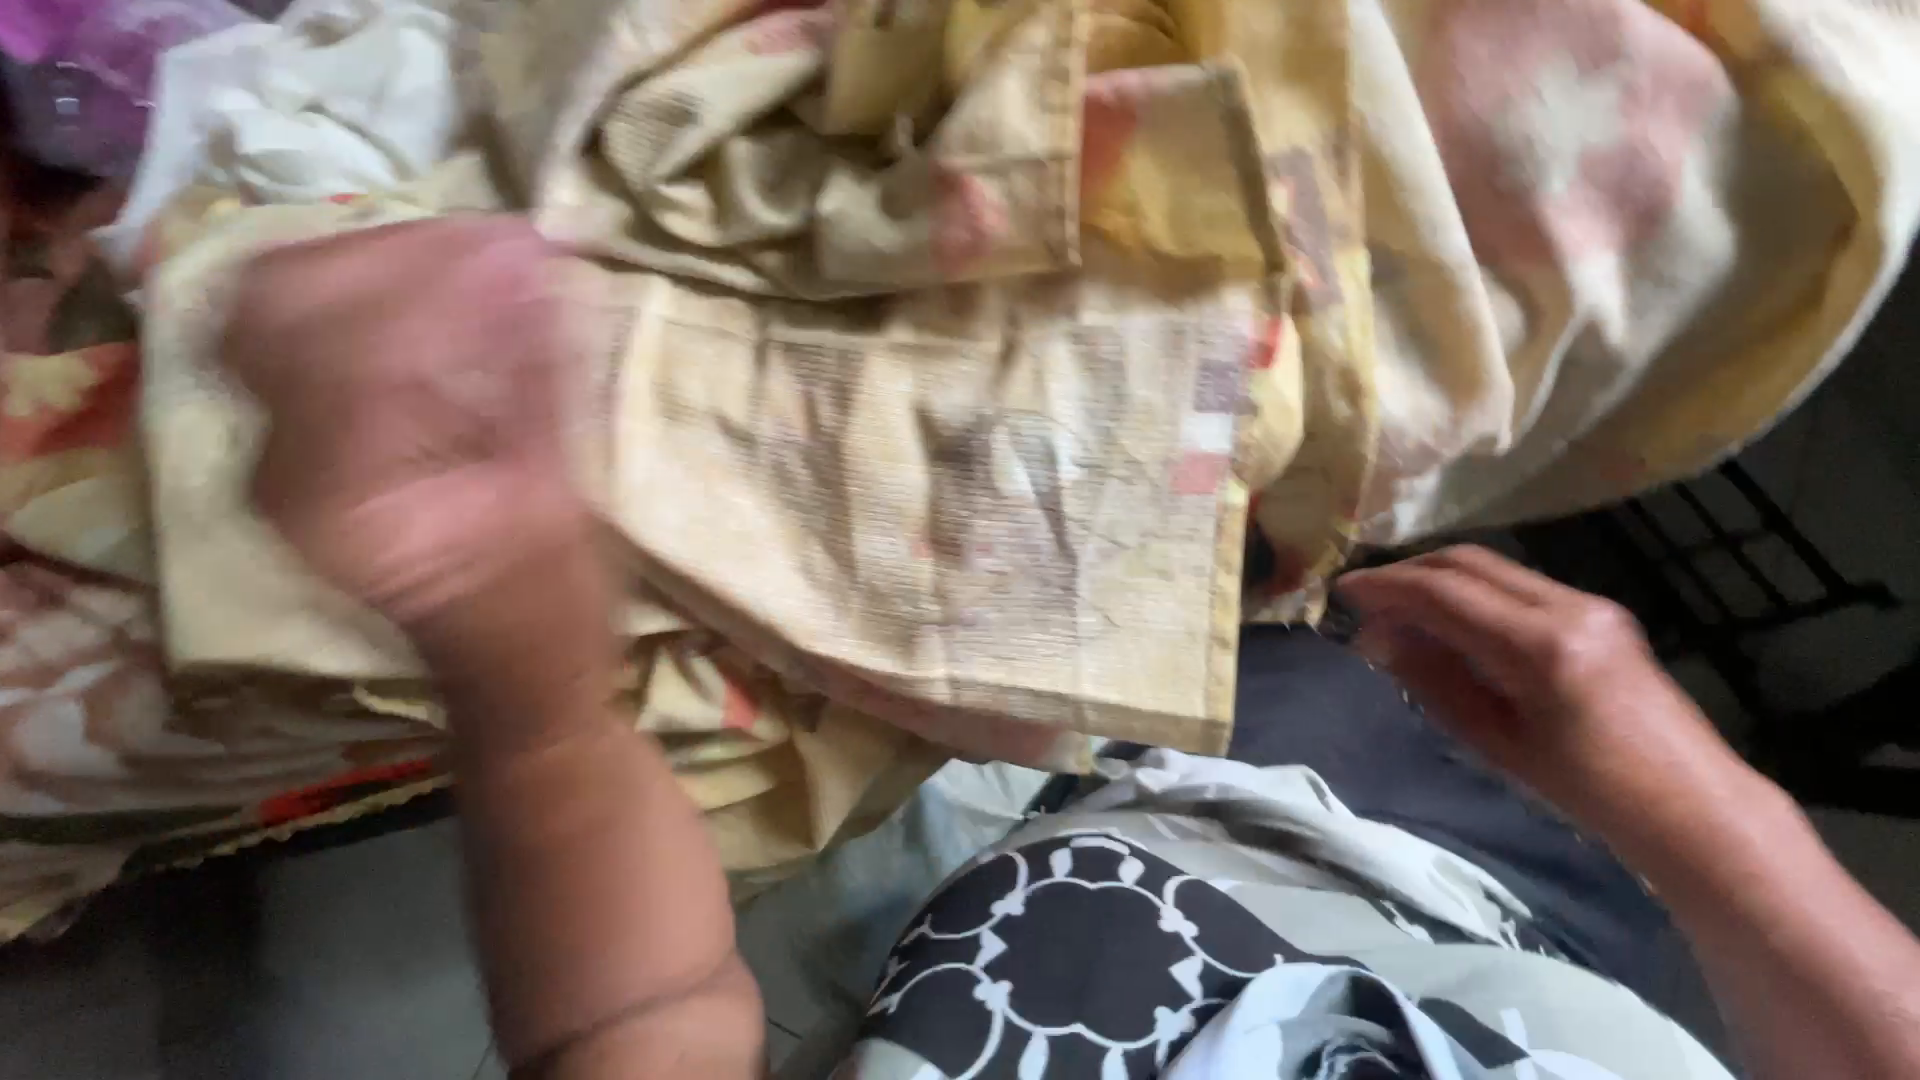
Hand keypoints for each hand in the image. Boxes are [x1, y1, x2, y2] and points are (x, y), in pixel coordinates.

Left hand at [221, 218, 613, 710]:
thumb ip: (539, 379)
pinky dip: (367, 298)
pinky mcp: (288, 454)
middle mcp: (284, 477)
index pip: (367, 342)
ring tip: (474, 263)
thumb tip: (540, 264)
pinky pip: (296, 340)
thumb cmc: (558, 616)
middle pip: (282, 302)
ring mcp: (271, 465)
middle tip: (497, 244)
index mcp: (361, 504)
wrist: (511, 681)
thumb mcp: (565, 500)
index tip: (533, 241)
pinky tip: (442, 297)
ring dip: (374, 264)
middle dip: (396, 251)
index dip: (448, 274)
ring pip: (270, 307)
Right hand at [1335, 545, 1752, 847]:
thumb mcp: (1491, 739)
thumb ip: (1430, 678)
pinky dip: (1467, 590)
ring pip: (1490, 567)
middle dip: (1406, 572)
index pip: (1443, 593)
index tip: (1341, 592)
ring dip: (1435, 578)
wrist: (1692, 806)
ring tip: (1396, 607)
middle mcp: (1568, 608)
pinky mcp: (1596, 611)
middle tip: (1364, 597)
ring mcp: (1589, 604)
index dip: (1385, 586)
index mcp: (1541, 647)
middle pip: (1466, 562)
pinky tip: (1446, 618)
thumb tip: (1374, 636)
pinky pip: (1513, 584)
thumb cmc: (1584, 789)